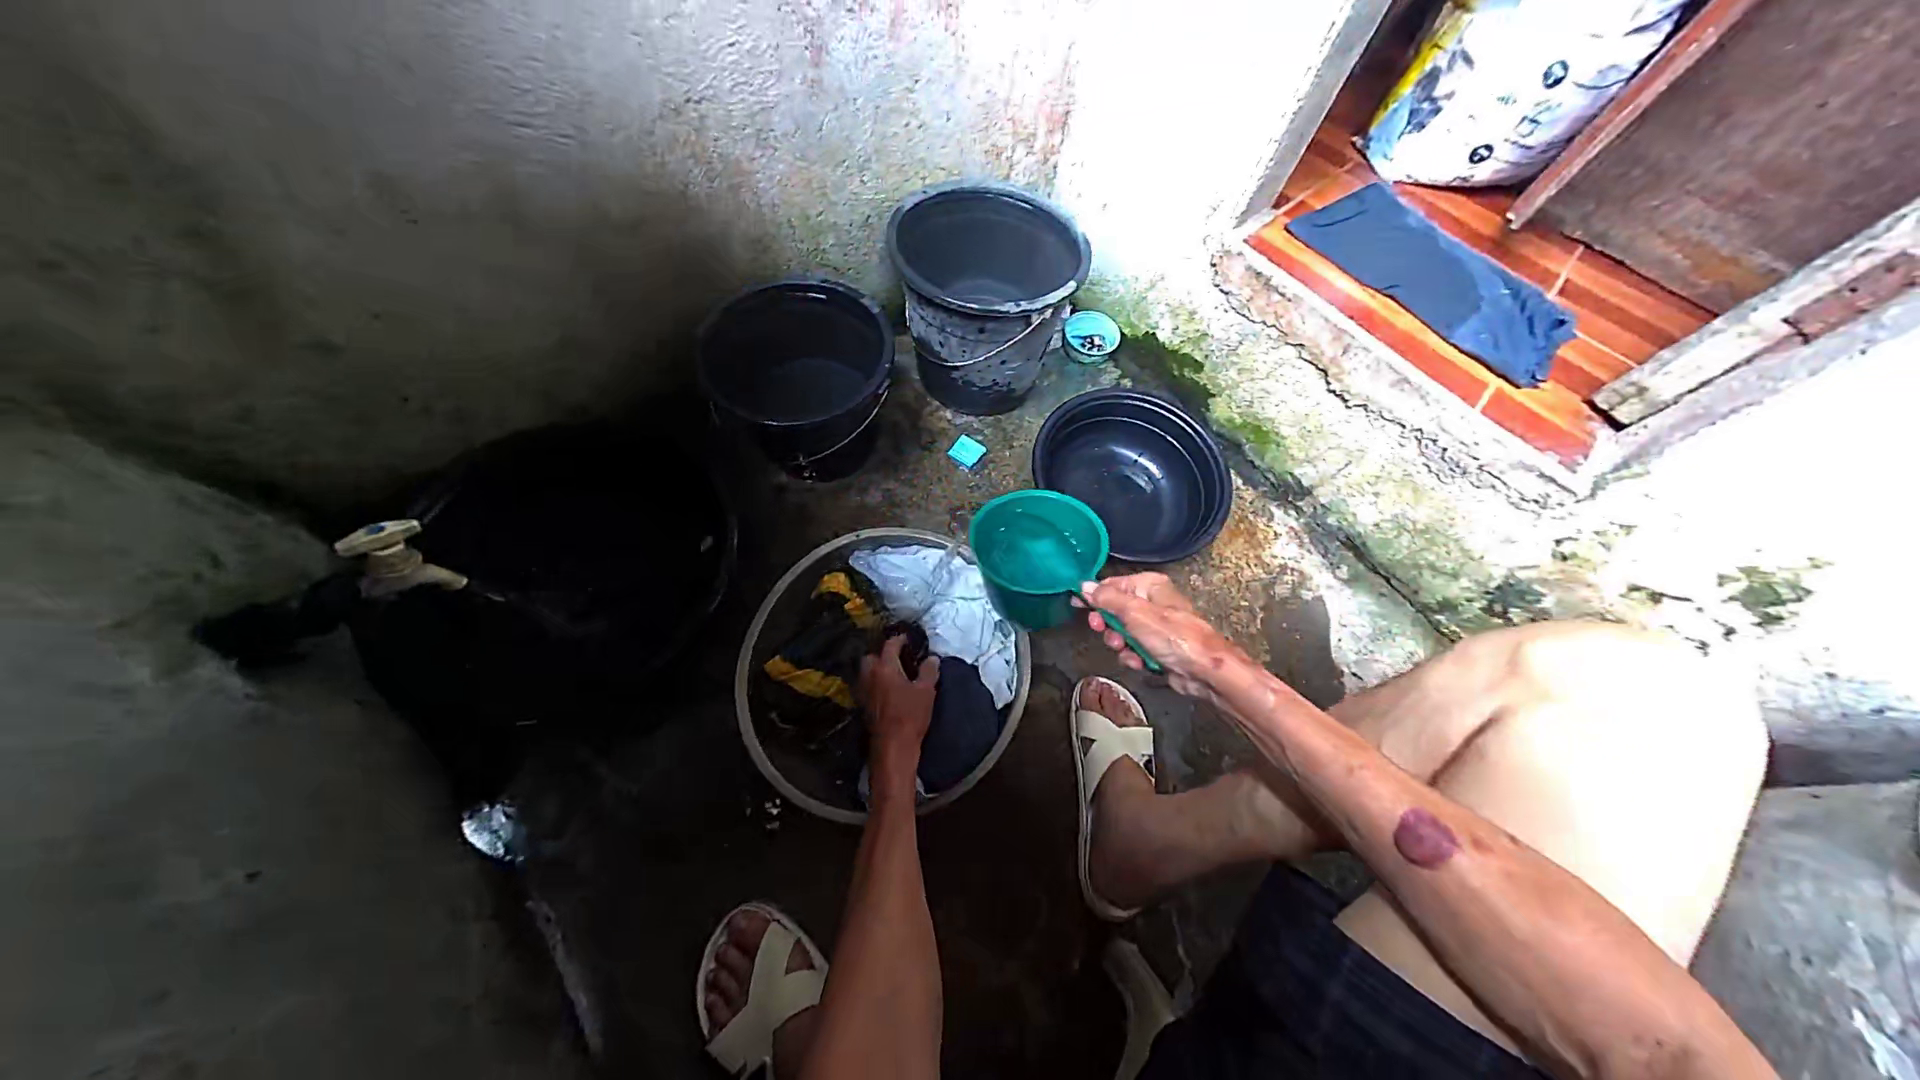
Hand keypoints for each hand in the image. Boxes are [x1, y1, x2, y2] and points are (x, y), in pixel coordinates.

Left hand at [858, 635, 939, 770]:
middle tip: (897, 657)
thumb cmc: (910, 716)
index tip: (907, 639)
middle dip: (882, 653)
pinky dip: (874, 682)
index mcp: (885, 667)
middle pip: (871, 656)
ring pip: (866, 671)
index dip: (899, 639)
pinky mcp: (862, 704)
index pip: (890, 645)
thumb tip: (932, 658)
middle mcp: (870, 675)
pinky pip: (866, 685)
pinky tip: (886, 689)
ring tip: (892, 672)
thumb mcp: (926, 691)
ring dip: (876, 668)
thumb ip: (929, 671)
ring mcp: (864, 690)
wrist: (893, 745)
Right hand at [1077, 573, 1249, 699]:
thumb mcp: (1134, 613)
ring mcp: (1156, 626)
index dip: (1094, 596)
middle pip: (1114, 610)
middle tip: (1104, 631)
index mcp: (1149, 585)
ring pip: (1122, 632)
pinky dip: (1133, 657)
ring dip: (1120, 644)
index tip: (1078, 605)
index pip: (1112, 585)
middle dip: (1108, 625)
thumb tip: (1084, 585)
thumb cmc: (1175, 637)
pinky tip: (1140, 662)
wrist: (1204, 671)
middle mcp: (1152, 602)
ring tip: (1127, 650)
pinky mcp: (1158, 647)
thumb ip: (1106, 598)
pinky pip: (1134, 649)